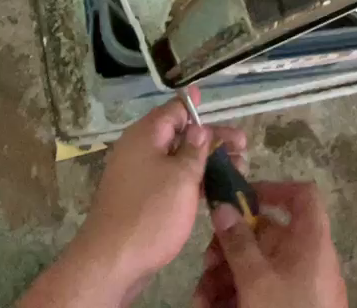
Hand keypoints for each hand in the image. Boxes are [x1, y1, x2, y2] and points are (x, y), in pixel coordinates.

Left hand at [66, 89, 246, 300]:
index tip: (209, 98)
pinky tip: (213, 189)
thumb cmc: (150, 212)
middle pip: (178, 135)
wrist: (113, 259)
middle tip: (243, 147)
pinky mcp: (141, 197)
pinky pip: (170, 178)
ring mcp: (139, 174)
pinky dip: (191, 180)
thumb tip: (198, 127)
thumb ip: (193, 151)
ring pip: (176, 159)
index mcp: (146, 135)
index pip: (173, 111)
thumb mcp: (180, 178)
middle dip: (210, 140)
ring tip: (237, 168)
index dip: (194, 106)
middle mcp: (139, 148)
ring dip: (204, 162)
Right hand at [192, 182, 347, 307]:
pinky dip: (234, 295)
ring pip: (256, 266)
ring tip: (200, 296)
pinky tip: (208, 305)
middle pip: (267, 235)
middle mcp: (308, 261)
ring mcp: (299, 288)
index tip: (241, 197)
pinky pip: (259, 291)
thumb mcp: (256, 279)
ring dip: (224, 276)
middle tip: (206, 261)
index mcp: (312, 244)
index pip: (303, 197)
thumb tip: (223, 205)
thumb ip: (237, 240)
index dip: (274, 188)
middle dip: (230, 246)